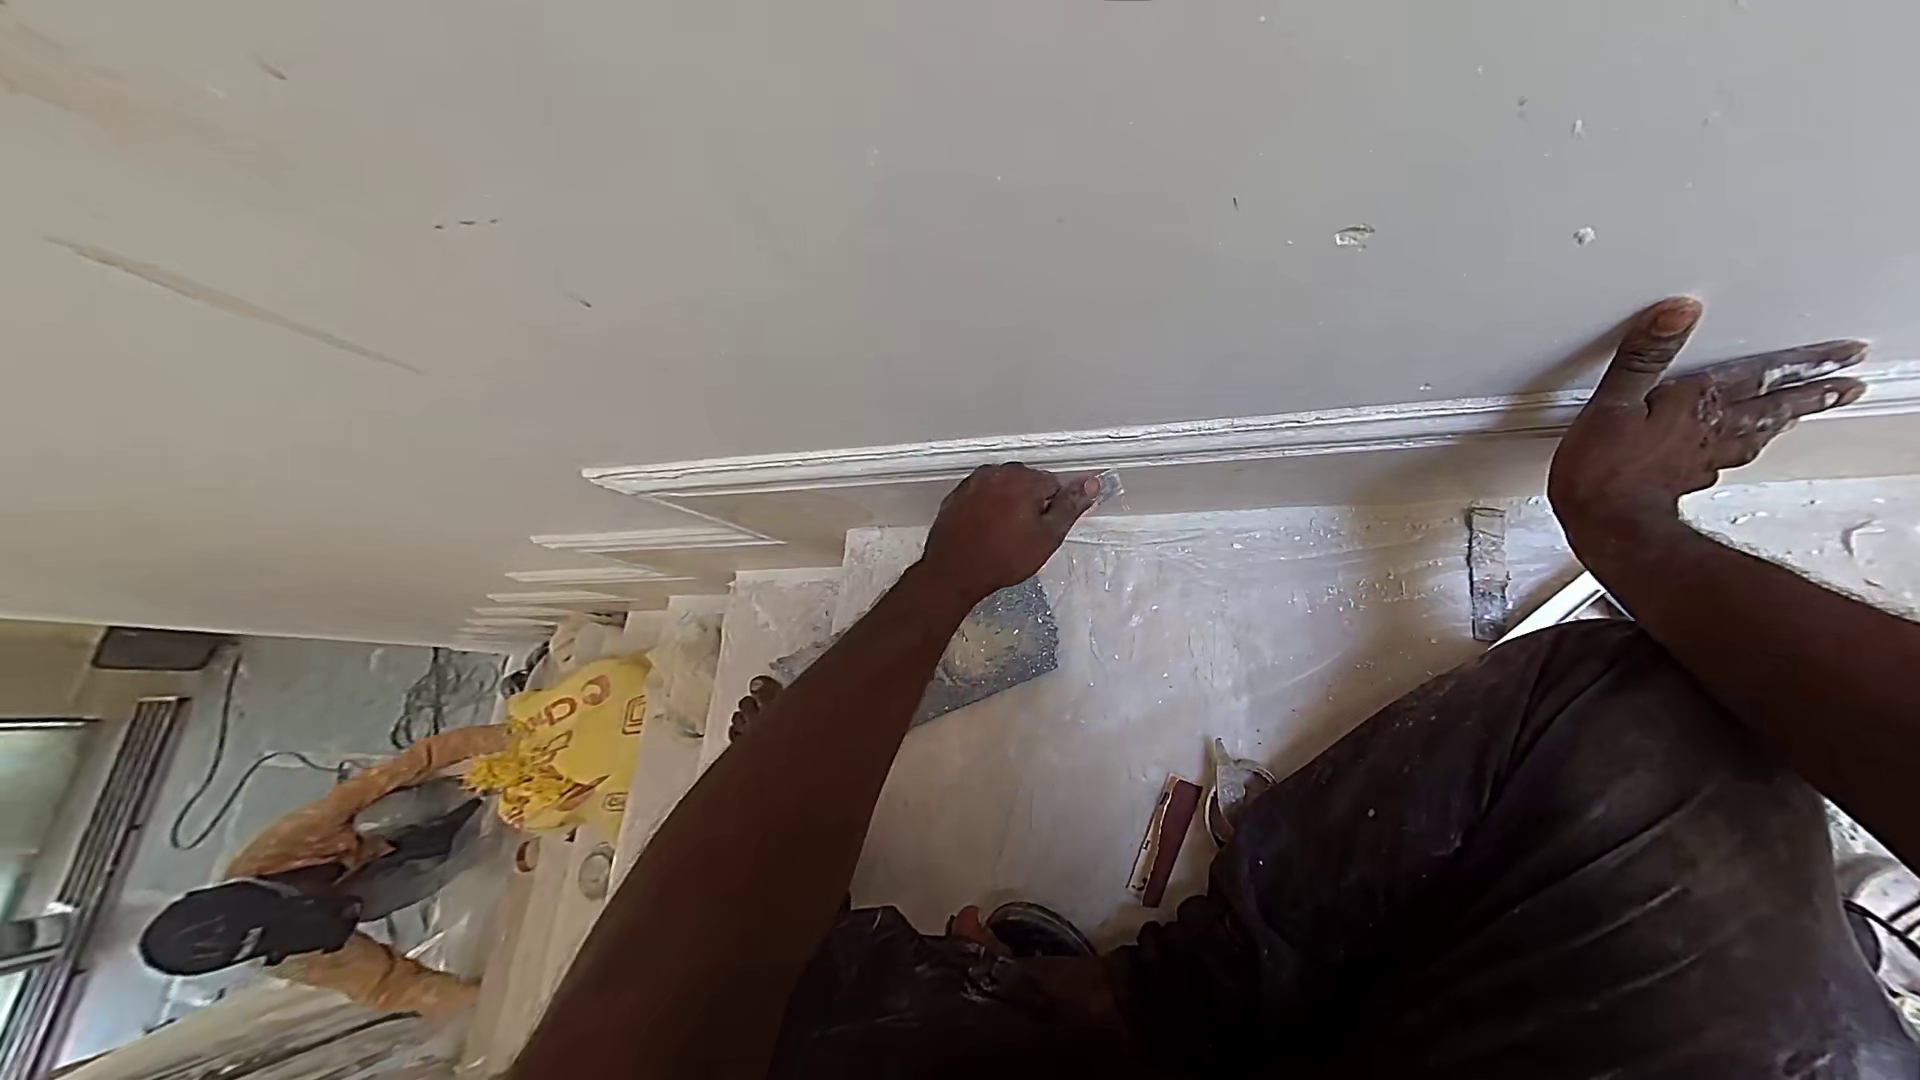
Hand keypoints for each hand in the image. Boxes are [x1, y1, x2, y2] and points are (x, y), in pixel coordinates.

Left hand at [918, 463, 1100, 603]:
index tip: (1044, 527)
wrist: (954, 571)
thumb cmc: (1002, 558)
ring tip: (1003, 534)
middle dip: (1030, 502)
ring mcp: (975, 481)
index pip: (1055, 483)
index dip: (1053, 508)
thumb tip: (1090, 484)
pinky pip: (981, 494)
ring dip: (1007, 502)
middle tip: (1025, 534)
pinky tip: (985, 529)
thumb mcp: (1047, 537)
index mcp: (1025, 478)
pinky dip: (986, 506)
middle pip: (1027, 481)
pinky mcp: (957, 494)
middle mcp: (999, 472)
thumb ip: (1071, 506)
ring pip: (1003, 486)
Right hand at [1548, 296, 1867, 552]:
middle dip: (1810, 391)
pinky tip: (1733, 454)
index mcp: (1693, 404)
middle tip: (1849, 382)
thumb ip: (1640, 359)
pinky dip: (1739, 451)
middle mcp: (1708, 430)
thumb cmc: (1602, 468)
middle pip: (1770, 404)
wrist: (1605, 520)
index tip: (1838, 352)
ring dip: (1784, 420)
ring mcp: (1700, 458)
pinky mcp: (1683, 481)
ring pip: (1756, 432)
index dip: (1795, 361)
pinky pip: (1725, 460)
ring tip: (1804, 412)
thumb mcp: (1609, 404)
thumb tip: (1676, 313)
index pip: (1755, 375)